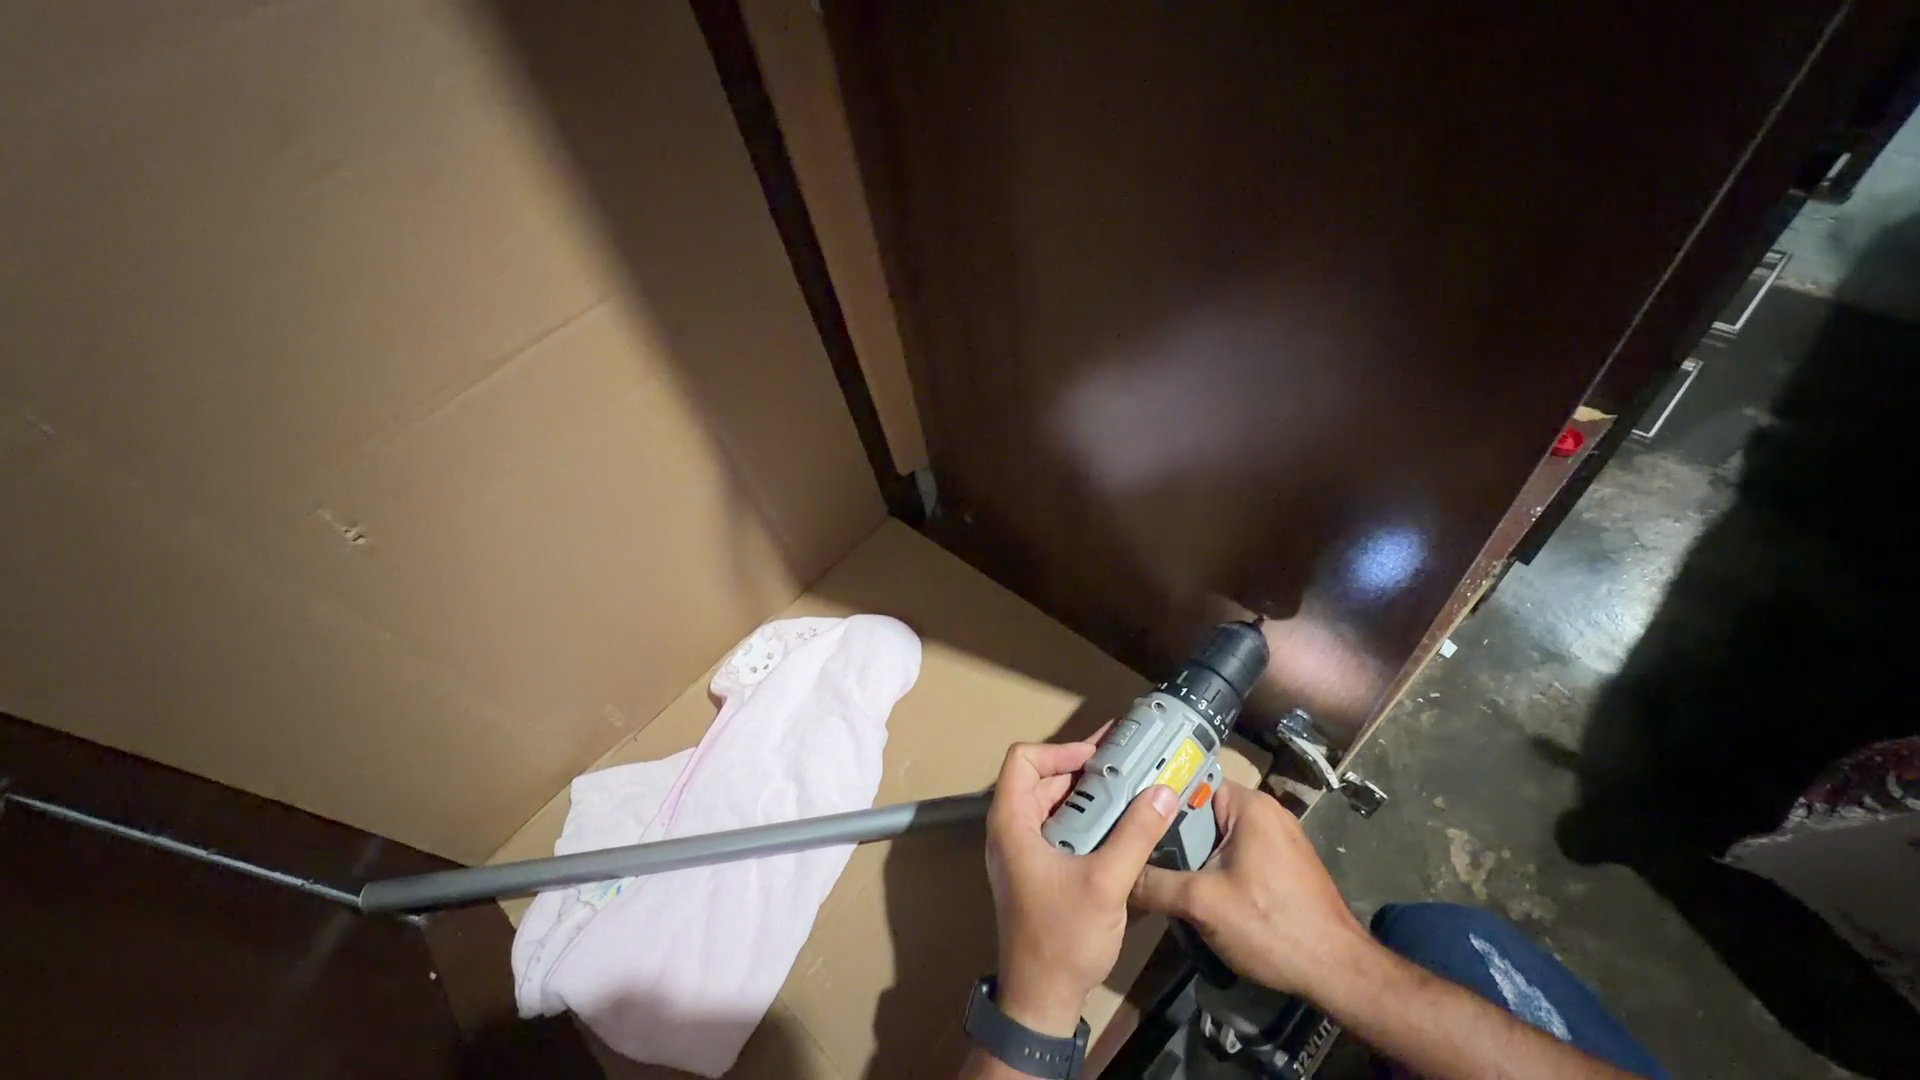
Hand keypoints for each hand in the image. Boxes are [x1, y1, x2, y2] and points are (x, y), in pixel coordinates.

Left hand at [983, 737, 1180, 1035]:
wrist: (1042, 998)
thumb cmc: (1063, 937)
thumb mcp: (1106, 882)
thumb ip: (1135, 834)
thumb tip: (1162, 791)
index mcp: (1011, 824)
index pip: (1021, 760)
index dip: (1059, 749)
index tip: (1097, 756)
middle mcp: (1010, 831)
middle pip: (1038, 778)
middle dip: (1080, 765)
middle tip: (1123, 760)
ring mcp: (1022, 852)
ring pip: (1050, 804)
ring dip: (1085, 791)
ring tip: (1127, 783)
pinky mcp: (1037, 870)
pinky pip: (1058, 827)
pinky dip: (1084, 816)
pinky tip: (1119, 821)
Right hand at [1129, 780, 1367, 999]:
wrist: (1338, 973)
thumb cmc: (1272, 925)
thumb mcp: (1203, 904)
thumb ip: (1155, 884)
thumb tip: (1116, 877)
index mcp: (1249, 804)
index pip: (1190, 782)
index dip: (1155, 797)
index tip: (1124, 811)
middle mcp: (1265, 812)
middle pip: (1201, 810)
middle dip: (1169, 831)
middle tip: (1133, 846)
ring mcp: (1277, 839)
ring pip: (1216, 835)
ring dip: (1189, 853)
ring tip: (1152, 867)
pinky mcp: (1281, 865)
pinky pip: (1234, 853)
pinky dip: (1211, 866)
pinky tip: (1190, 888)